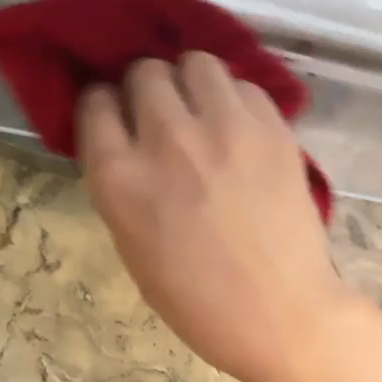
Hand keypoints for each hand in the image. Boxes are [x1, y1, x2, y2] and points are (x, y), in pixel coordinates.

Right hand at [77, 53, 362, 381]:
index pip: (96, 104)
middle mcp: (166, 138)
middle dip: (153, 93)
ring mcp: (224, 128)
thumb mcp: (137, 253)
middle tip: (171, 122)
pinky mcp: (273, 130)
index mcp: (120, 178)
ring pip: (197, 64)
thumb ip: (126, 190)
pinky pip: (246, 86)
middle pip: (145, 73)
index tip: (123, 122)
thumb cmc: (204, 307)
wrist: (284, 317)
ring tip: (209, 115)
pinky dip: (239, 101)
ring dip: (196, 84)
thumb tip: (132, 152)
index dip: (110, 110)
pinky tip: (245, 130)